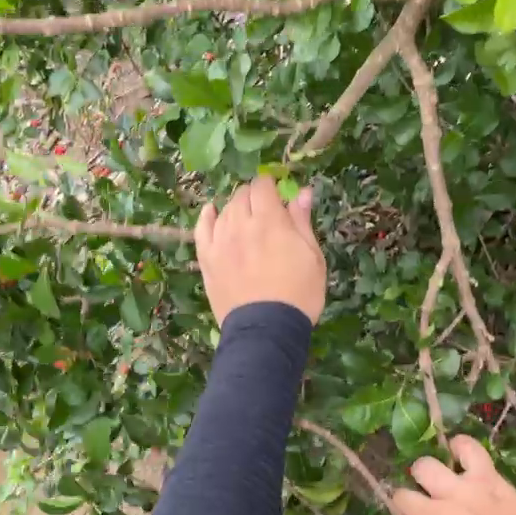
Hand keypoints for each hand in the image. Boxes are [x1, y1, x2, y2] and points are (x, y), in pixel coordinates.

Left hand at [195, 175, 325, 324]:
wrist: (267, 330)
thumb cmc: (299, 294)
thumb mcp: (313, 257)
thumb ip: (303, 221)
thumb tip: (302, 191)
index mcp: (270, 221)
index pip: (263, 186)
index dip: (271, 184)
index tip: (278, 192)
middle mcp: (241, 224)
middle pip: (242, 195)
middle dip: (255, 195)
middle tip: (265, 207)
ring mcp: (220, 242)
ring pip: (224, 210)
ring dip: (236, 206)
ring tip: (246, 214)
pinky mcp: (207, 259)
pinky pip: (202, 229)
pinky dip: (208, 217)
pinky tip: (212, 212)